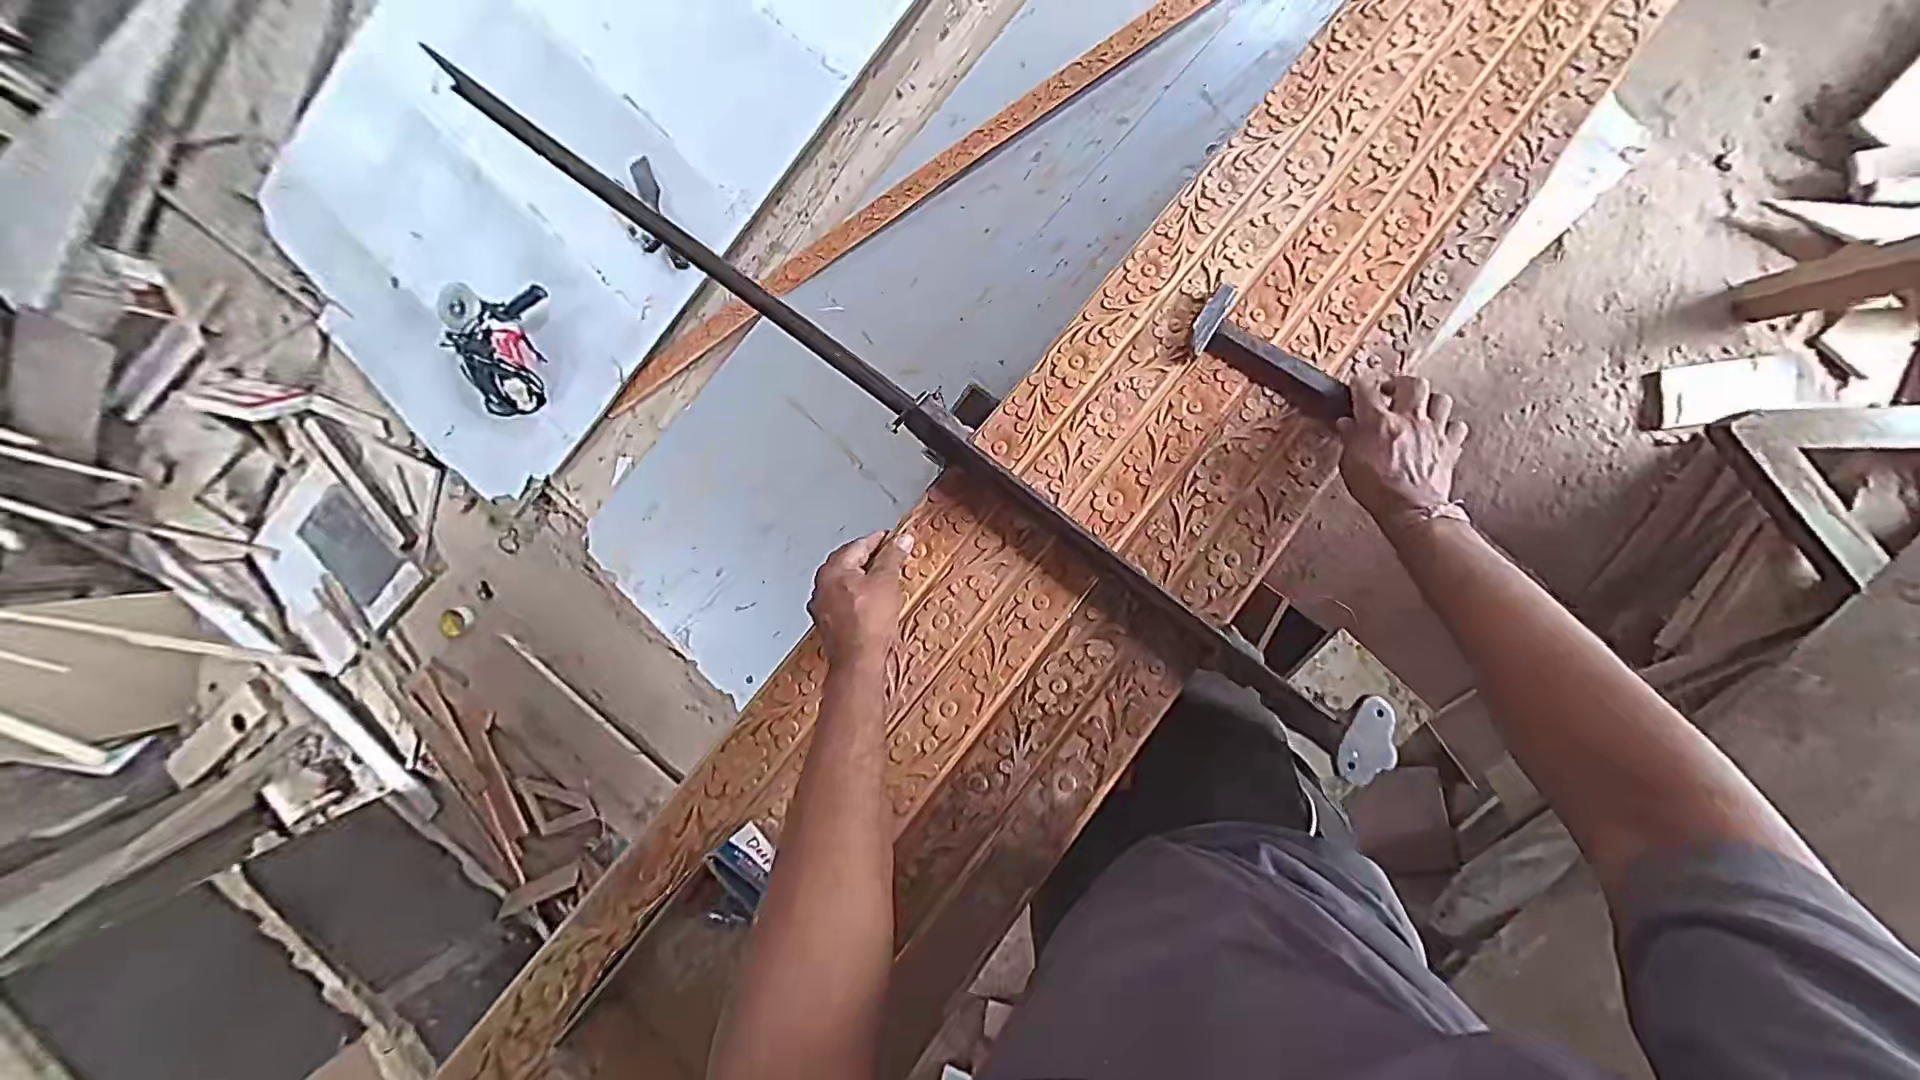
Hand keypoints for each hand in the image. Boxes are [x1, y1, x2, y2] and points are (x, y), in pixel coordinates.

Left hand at [809, 531, 912, 668]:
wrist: (859, 662)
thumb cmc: (868, 625)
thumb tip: (900, 541)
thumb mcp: (887, 582)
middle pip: (849, 563)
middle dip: (870, 559)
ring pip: (845, 584)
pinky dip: (859, 599)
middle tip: (890, 557)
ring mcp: (823, 607)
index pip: (858, 545)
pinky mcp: (829, 624)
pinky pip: (845, 603)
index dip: (879, 540)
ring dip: (864, 579)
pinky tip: (872, 605)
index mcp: (832, 570)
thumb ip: (892, 557)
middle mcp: (822, 586)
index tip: (893, 539)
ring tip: (884, 581)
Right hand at [1336, 375, 1469, 530]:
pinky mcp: (1449, 446)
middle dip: (1400, 383)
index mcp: (1379, 423)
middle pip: (1412, 384)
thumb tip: (1346, 425)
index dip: (1360, 384)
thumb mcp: (1350, 464)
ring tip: (1418, 408)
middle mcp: (1409, 420)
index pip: (1366, 390)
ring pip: (1440, 399)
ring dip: (1428, 400)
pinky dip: (1448, 425)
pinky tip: (1439, 431)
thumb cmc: (1377, 490)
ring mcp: (1433, 431)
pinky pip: (1456, 426)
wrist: (1410, 509)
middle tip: (1391, 390)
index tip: (1357, 384)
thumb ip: (1350, 440)